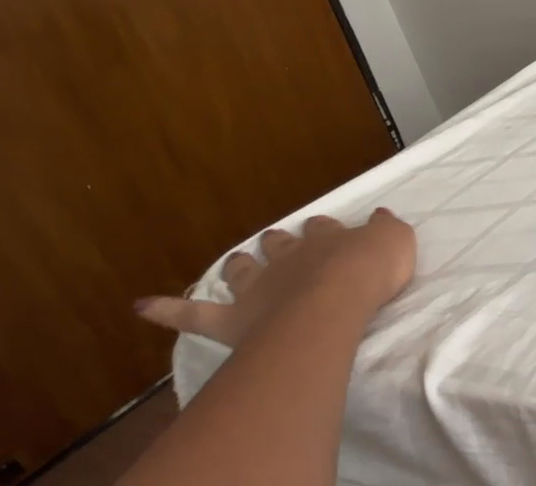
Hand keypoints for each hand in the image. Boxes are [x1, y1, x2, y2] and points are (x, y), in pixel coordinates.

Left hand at [137, 209, 414, 347]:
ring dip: (238, 265)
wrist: (334, 302)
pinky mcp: (231, 319)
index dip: (321, 228)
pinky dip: (165, 310)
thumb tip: (379, 216)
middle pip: (280, 245)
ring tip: (234, 261)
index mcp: (327, 240)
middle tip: (274, 238)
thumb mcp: (396, 241)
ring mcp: (258, 287)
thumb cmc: (371, 272)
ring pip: (242, 272)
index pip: (322, 228)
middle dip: (277, 241)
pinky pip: (191, 316)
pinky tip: (140, 306)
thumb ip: (386, 229)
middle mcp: (290, 258)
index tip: (322, 228)